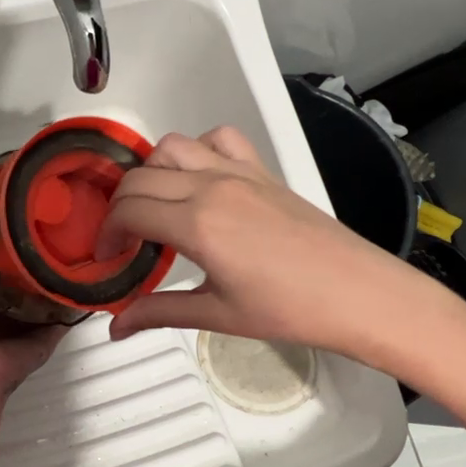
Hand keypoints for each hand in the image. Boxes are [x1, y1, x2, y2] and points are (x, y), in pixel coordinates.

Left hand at [0, 223, 65, 401]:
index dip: (2, 248)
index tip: (14, 219)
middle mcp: (6, 312)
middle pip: (24, 282)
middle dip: (33, 261)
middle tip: (50, 226)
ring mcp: (29, 325)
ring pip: (47, 296)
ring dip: (57, 277)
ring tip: (75, 244)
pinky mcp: (48, 336)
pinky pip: (65, 316)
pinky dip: (75, 301)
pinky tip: (88, 276)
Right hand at [97, 127, 439, 368]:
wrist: (358, 294)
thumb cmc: (289, 310)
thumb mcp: (216, 315)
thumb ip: (158, 312)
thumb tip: (115, 328)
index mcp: (197, 223)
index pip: (128, 210)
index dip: (107, 233)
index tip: (108, 256)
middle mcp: (212, 186)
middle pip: (140, 177)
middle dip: (119, 207)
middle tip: (125, 241)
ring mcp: (239, 172)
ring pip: (172, 146)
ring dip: (150, 172)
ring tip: (155, 206)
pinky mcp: (261, 171)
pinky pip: (218, 139)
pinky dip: (197, 149)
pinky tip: (198, 178)